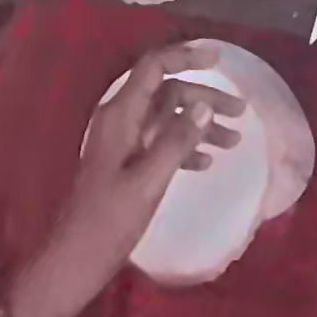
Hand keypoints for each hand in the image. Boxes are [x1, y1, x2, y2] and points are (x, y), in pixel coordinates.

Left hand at [8, 44, 244, 316]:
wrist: (75, 259)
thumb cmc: (109, 220)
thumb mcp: (149, 181)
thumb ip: (176, 140)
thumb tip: (203, 105)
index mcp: (121, 113)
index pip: (153, 67)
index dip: (184, 57)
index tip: (218, 58)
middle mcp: (120, 118)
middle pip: (166, 92)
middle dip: (203, 97)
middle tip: (240, 111)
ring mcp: (123, 140)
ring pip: (166, 117)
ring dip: (199, 124)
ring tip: (233, 140)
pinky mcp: (126, 161)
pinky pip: (159, 141)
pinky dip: (184, 145)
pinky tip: (206, 162)